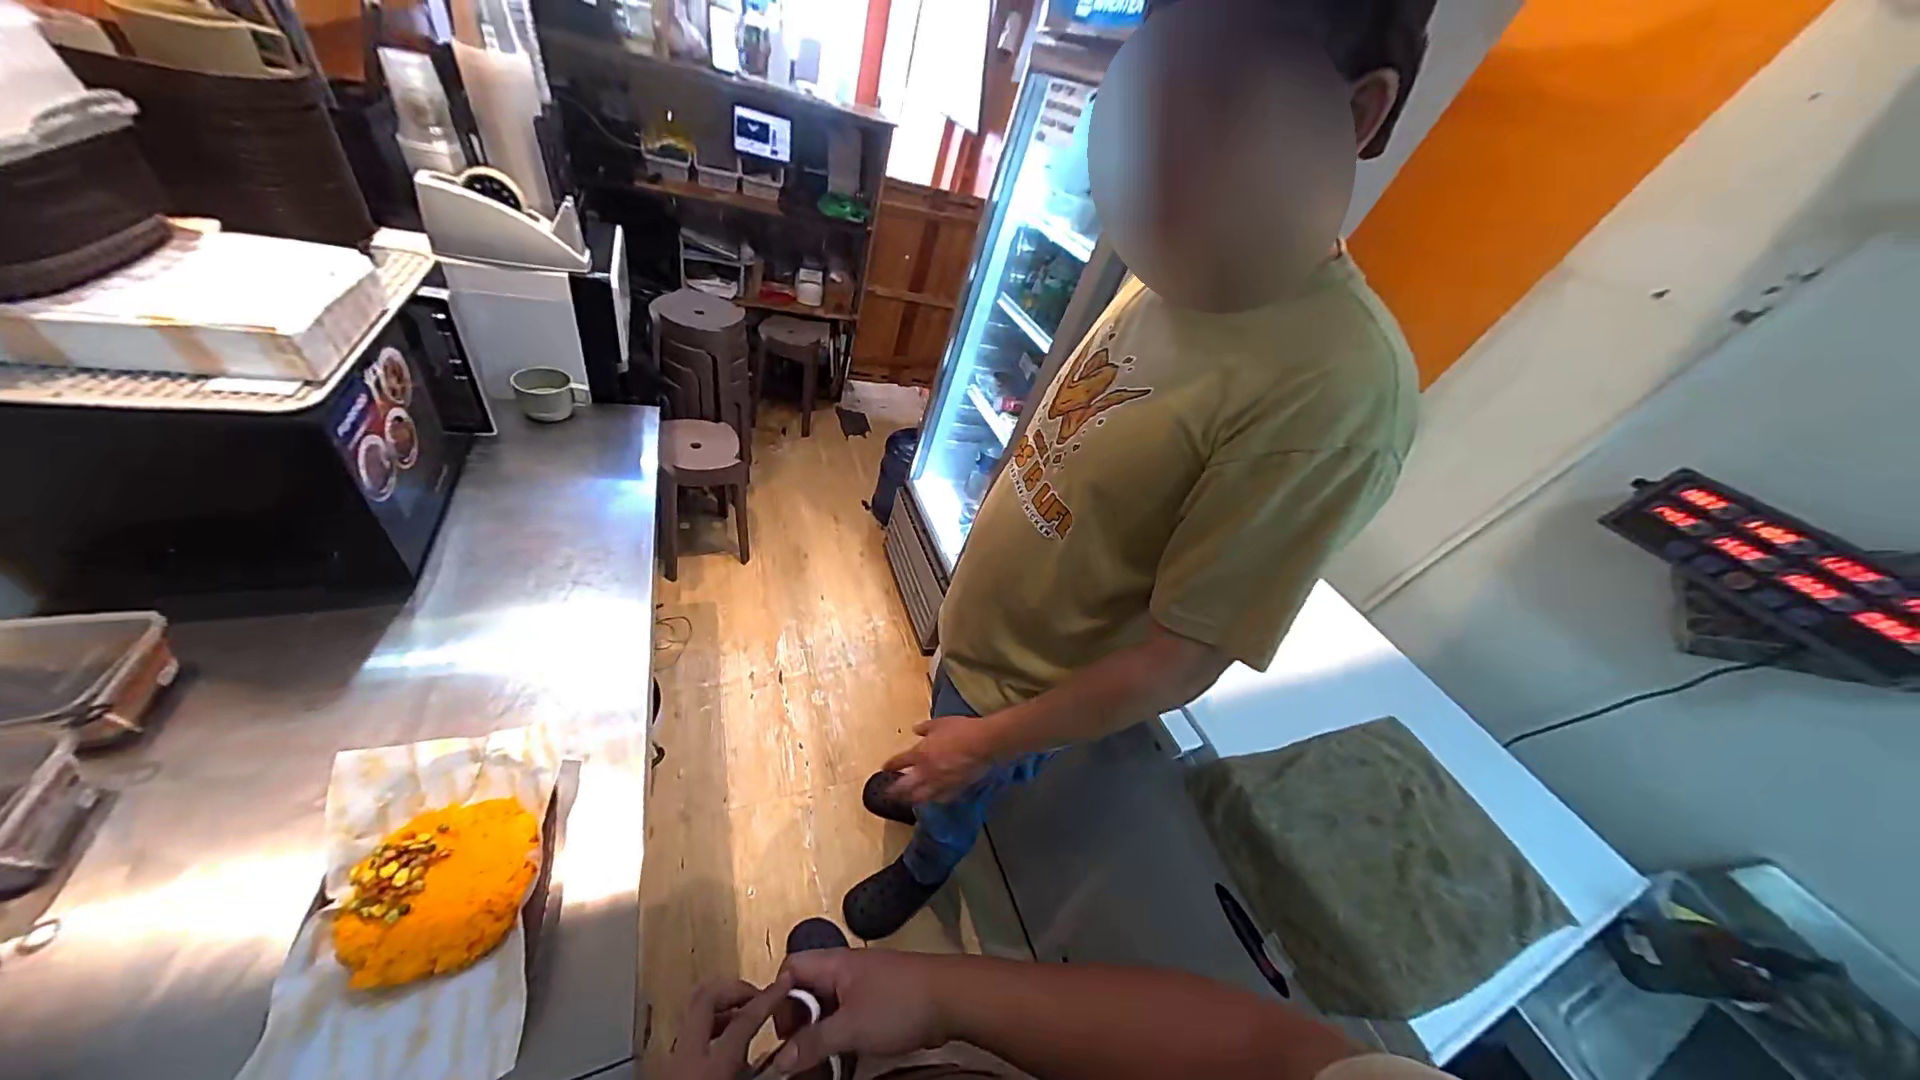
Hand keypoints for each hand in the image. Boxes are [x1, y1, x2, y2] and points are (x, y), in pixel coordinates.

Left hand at [665, 975, 790, 1079]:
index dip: (769, 997)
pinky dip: (711, 1028)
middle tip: (757, 995)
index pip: (745, 1018)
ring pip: (696, 1012)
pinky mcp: (668, 1066)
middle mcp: (686, 1055)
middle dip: (735, 989)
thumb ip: (767, 1070)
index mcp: (710, 1064)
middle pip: (707, 996)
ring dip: (722, 1008)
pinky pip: (691, 1033)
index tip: (786, 981)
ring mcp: (672, 1059)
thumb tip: (790, 1050)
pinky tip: (725, 1043)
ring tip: (744, 1018)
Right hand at [771, 948, 949, 1075]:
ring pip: (826, 1005)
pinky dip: (837, 1034)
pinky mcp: (877, 1000)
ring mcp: (862, 984)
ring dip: (817, 1032)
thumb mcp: (850, 1028)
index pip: (792, 967)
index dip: (779, 996)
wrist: (949, 997)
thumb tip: (778, 1062)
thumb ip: (812, 1043)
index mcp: (834, 963)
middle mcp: (845, 968)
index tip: (781, 1032)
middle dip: (796, 1021)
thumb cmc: (897, 1005)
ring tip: (816, 1063)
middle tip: (796, 1054)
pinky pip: (845, 1014)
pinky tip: (840, 1059)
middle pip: (806, 988)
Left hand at [884, 714, 994, 803]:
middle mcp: (925, 773)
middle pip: (905, 787)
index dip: (890, 766)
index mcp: (920, 754)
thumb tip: (915, 729)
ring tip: (908, 800)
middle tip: (888, 794)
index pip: (899, 762)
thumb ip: (925, 728)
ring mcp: (939, 784)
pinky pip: (940, 799)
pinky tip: (934, 799)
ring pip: (921, 797)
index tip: (884, 769)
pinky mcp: (954, 790)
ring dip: (911, 799)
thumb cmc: (959, 730)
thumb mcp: (939, 723)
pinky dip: (934, 799)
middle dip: (895, 790)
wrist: (981, 744)